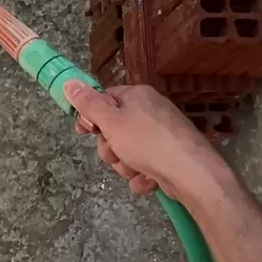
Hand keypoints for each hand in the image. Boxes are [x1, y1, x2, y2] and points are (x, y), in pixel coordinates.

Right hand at [64, 80, 235, 204]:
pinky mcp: (168, 157)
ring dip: (125, 165)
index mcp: (137, 96)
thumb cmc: (148, 142)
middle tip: (116, 153)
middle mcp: (150, 111)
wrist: (191, 173)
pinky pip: (143, 165)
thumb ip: (88, 104)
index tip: (84, 132)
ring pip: (126, 150)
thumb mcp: (111, 121)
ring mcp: (161, 135)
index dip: (91, 118)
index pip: (104, 100)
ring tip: (136, 169)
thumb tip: (70, 83)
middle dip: (110, 148)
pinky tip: (148, 179)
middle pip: (113, 129)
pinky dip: (141, 175)